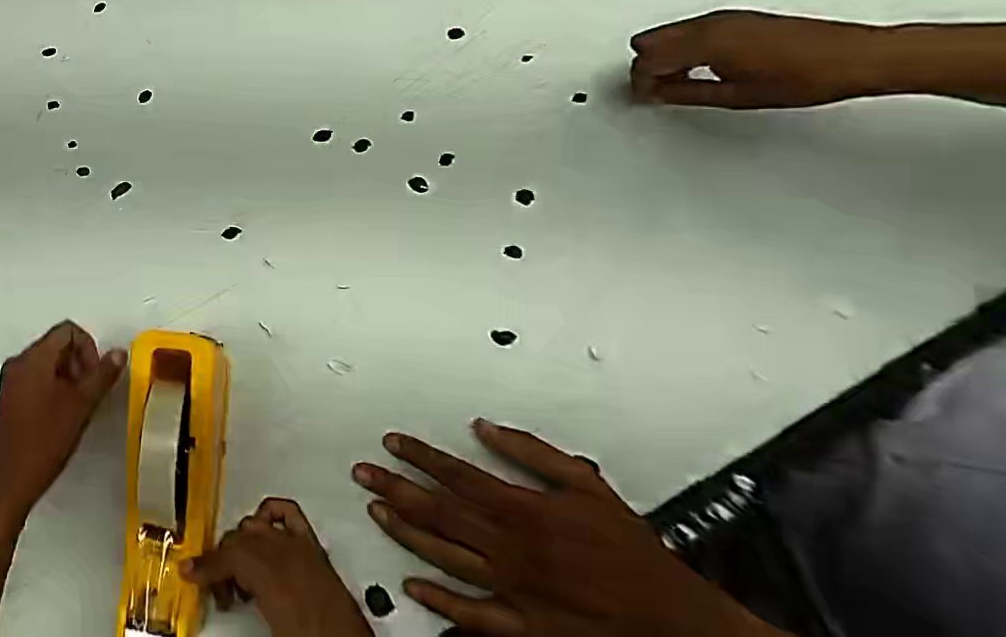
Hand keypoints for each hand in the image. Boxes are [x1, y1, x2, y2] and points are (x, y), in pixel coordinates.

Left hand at [0, 321, 125, 522]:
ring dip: (67, 377)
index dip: (89, 348)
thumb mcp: (81, 406)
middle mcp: (17, 364)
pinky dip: (52, 388)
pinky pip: (34, 379)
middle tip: (90, 390)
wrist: (9, 483)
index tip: (96, 375)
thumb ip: (102, 375)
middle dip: (79, 362)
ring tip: (78, 407)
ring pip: (46, 363)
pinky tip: (62, 416)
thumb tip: (118, 354)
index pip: (67, 330)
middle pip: (56, 344)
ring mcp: (10, 382)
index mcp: (32, 358)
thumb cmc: (42, 444)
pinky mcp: (7, 400)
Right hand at [181, 498, 373, 636]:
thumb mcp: (267, 633)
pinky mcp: (315, 549)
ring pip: (258, 525)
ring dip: (244, 543)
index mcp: (269, 574)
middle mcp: (284, 553)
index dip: (205, 566)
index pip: (227, 556)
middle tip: (220, 590)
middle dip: (222, 561)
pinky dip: (272, 514)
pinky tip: (265, 528)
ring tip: (241, 573)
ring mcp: (300, 547)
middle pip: (238, 539)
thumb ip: (241, 616)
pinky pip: (290, 515)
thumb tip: (221, 598)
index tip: (190, 573)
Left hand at [354, 420, 778, 636]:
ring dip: (404, 532)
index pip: (455, 474)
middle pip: (438, 510)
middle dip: (395, 487)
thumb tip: (486, 428)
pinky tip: (413, 585)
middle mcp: (511, 546)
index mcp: (523, 510)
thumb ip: (532, 452)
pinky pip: (473, 614)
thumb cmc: (633, 553)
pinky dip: (440, 601)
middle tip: (364, 472)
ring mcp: (514, 588)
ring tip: (375, 511)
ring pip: (444, 555)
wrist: (680, 622)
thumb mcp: (588, 486)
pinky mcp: (526, 625)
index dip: (418, 456)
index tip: (393, 443)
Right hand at [629, 9, 888, 107]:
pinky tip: (701, 65)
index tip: (645, 96)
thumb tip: (661, 93)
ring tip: (680, 80)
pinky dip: (686, 46)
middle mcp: (709, 24)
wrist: (863, 58)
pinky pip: (692, 29)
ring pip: (668, 33)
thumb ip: (688, 93)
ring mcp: (725, 18)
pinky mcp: (740, 17)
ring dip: (666, 55)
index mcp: (704, 42)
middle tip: (657, 88)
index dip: (642, 82)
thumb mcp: (737, 95)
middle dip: (648, 65)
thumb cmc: (813, 75)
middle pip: (649, 41)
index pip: (648, 61)